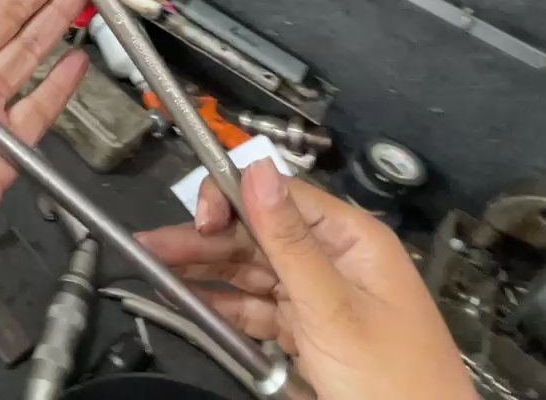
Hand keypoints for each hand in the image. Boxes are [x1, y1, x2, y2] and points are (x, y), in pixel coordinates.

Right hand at [137, 160, 475, 399]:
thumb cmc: (394, 386)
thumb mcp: (334, 310)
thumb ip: (288, 239)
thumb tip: (255, 166)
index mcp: (350, 240)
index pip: (278, 197)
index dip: (233, 201)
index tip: (200, 220)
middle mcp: (332, 258)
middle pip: (254, 234)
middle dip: (202, 241)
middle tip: (151, 245)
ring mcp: (318, 295)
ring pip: (247, 269)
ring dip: (201, 270)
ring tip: (154, 268)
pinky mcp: (307, 329)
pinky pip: (254, 306)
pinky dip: (221, 304)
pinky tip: (186, 299)